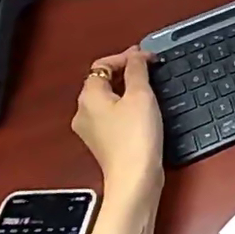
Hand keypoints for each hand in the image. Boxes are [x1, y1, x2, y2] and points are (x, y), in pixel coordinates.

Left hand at [71, 47, 163, 199]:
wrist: (134, 179)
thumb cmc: (136, 136)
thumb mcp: (141, 95)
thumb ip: (137, 69)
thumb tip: (136, 55)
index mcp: (88, 97)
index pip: (103, 65)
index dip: (126, 56)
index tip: (149, 58)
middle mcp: (83, 112)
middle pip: (103, 81)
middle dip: (126, 72)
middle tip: (150, 69)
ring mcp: (91, 130)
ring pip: (108, 99)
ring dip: (127, 89)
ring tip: (150, 87)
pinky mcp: (103, 143)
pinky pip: (112, 115)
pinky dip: (126, 106)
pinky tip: (143, 110)